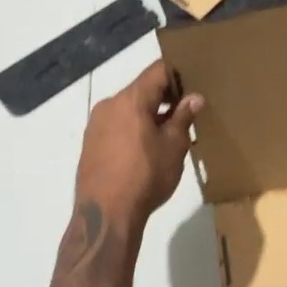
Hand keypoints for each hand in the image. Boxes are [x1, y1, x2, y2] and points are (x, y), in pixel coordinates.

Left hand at [75, 60, 202, 230]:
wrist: (105, 216)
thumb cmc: (145, 176)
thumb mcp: (174, 146)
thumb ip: (183, 117)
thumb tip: (194, 98)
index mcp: (131, 99)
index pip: (158, 70)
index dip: (179, 71)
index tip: (196, 79)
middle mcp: (109, 104)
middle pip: (142, 89)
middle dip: (166, 96)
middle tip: (188, 109)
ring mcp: (96, 124)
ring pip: (129, 108)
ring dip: (150, 114)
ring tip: (169, 133)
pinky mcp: (90, 144)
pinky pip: (117, 125)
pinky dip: (134, 128)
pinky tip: (147, 148)